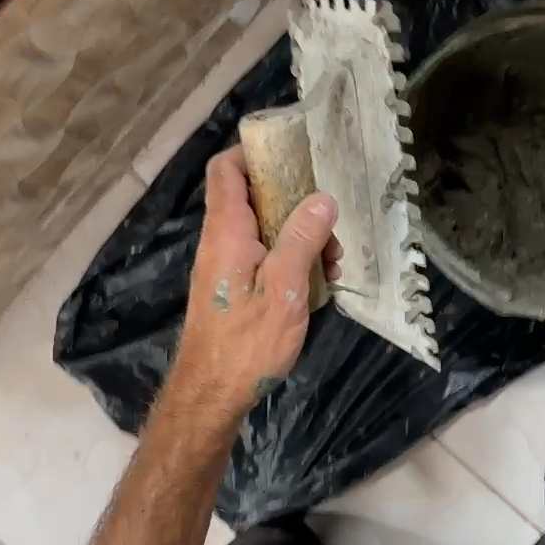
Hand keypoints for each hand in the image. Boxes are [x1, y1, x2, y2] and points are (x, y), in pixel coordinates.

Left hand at [171, 147, 340, 413]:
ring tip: (333, 259)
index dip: (254, 150)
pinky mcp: (236, 287)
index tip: (294, 150)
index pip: (226, 169)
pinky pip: (266, 255)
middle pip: (254, 196)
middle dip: (296, 199)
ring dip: (301, 234)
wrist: (212, 394)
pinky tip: (321, 279)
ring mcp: (227, 264)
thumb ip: (302, 238)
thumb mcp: (284, 287)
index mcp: (227, 230)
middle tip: (330, 215)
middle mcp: (222, 240)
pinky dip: (293, 257)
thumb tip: (322, 197)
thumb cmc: (247, 341)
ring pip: (266, 228)